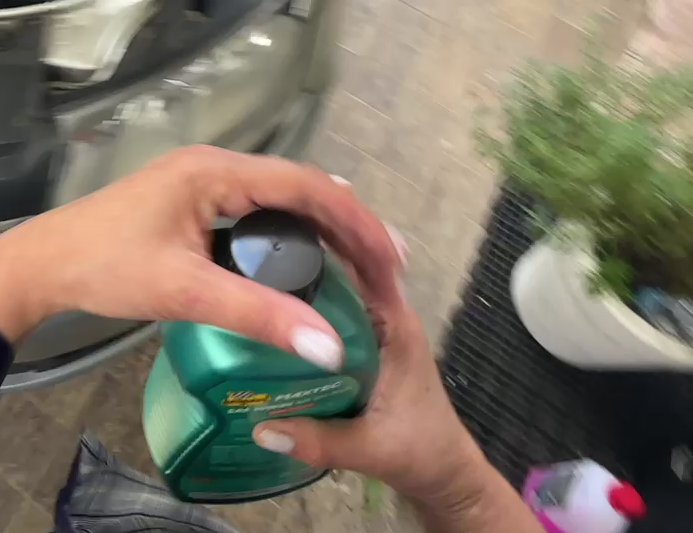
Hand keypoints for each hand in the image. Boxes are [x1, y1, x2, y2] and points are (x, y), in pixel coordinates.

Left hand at [0, 145, 399, 369]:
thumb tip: (330, 346)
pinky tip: (306, 250)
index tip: (390, 256)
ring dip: (319, 222)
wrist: (46, 261)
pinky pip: (254, 205)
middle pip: (295, 184)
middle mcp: (210, 163)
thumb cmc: (106, 266)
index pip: (302, 184)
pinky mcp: (189, 198)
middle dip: (344, 219)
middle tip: (387, 264)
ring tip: (360, 259)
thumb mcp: (184, 290)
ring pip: (276, 193)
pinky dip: (288, 227)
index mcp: (213, 170)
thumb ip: (257, 314)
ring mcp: (198, 178)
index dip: (353, 218)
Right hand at [249, 248, 533, 530]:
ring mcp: (370, 319)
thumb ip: (317, 439)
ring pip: (332, 279)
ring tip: (250, 255)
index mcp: (393, 320)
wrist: (443, 472)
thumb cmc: (420, 451)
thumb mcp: (369, 449)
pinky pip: (328, 300)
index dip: (325, 235)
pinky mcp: (359, 332)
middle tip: (249, 236)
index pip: (360, 258)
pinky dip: (302, 291)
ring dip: (299, 266)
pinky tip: (266, 293)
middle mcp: (382, 309)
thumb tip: (259, 426)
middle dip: (301, 245)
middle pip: (340, 262)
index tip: (280, 220)